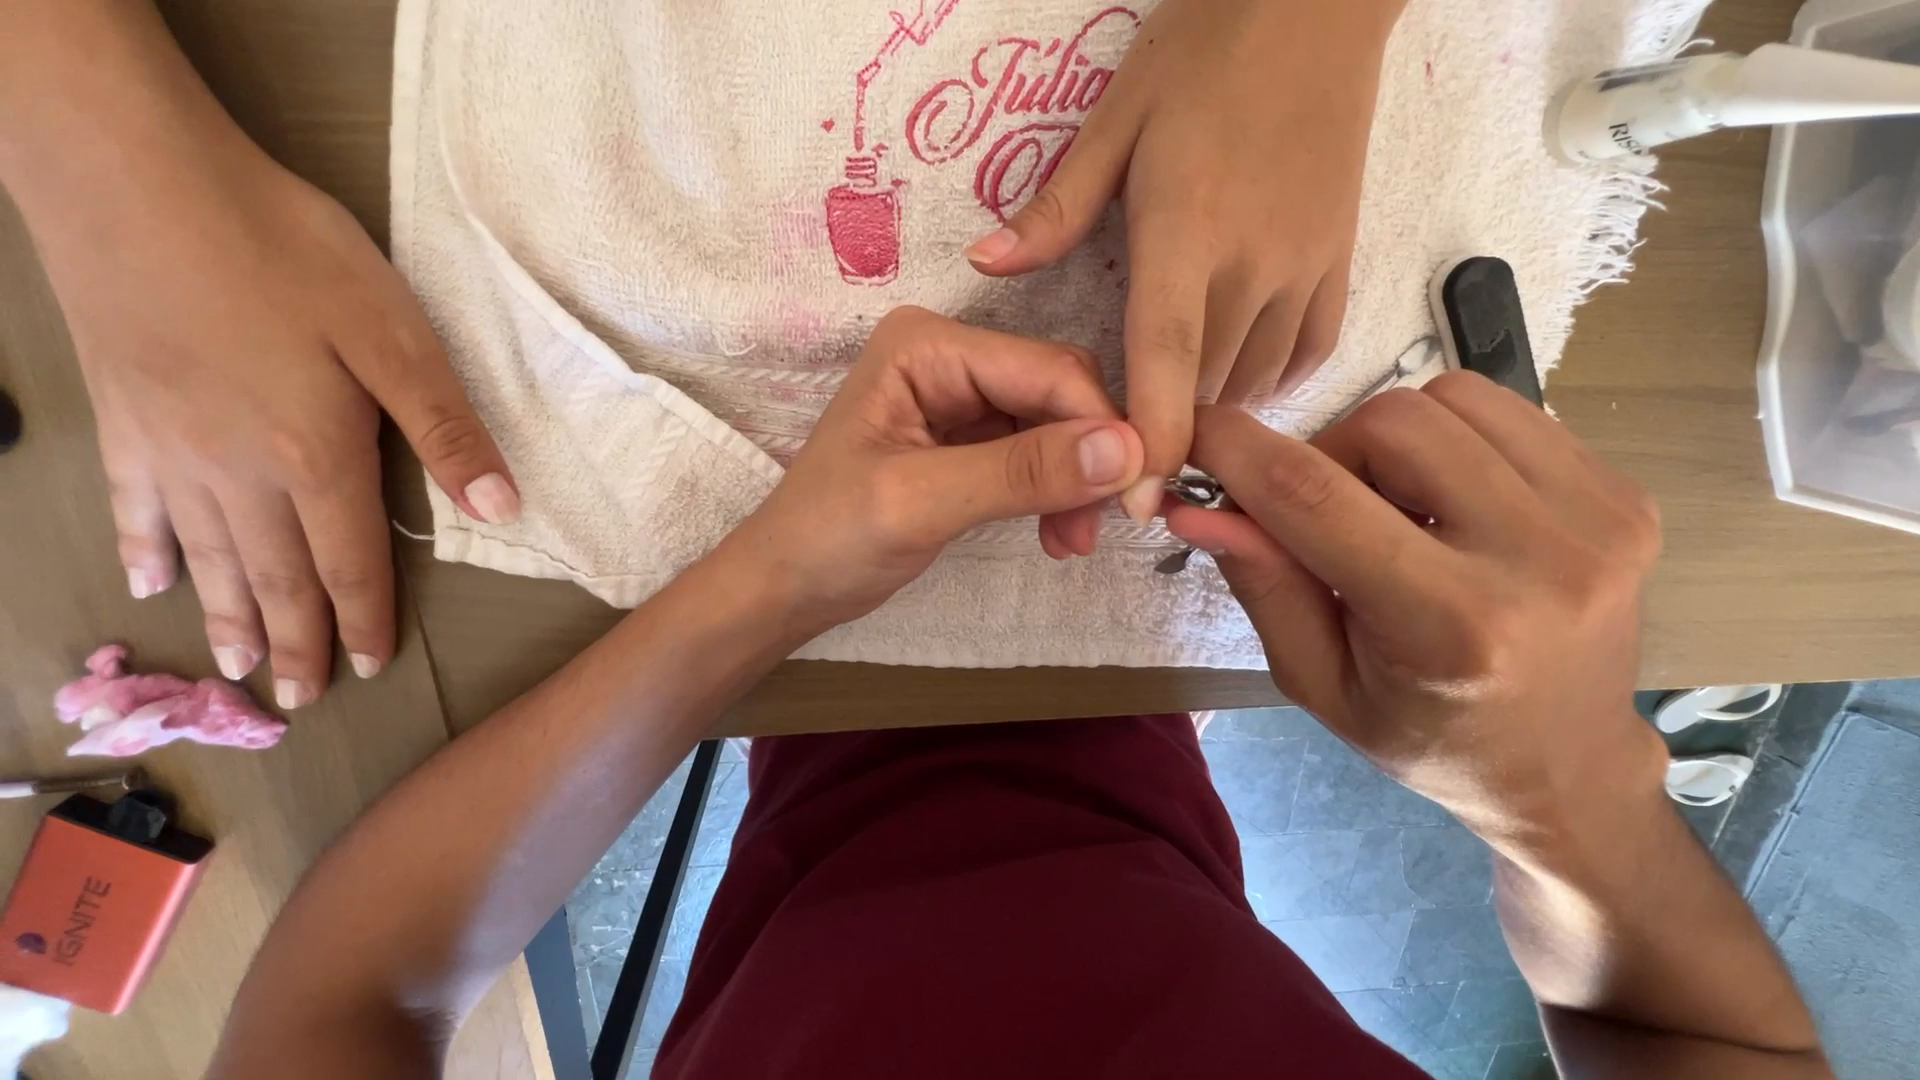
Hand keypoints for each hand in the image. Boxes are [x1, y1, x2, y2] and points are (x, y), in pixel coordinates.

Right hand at [45, 149, 516, 709]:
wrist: (138, 179)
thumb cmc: (290, 258)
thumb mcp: (398, 342)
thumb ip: (447, 431)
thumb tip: (502, 508)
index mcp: (317, 458)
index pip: (350, 564)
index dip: (362, 619)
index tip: (367, 668)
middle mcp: (239, 473)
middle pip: (278, 578)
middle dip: (294, 641)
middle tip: (298, 700)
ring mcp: (170, 449)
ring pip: (212, 559)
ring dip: (228, 619)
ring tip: (234, 670)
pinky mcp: (124, 417)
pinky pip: (136, 507)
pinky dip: (152, 552)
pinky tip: (152, 585)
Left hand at [714, 307, 1143, 637]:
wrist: (787, 587)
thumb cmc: (830, 538)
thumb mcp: (921, 502)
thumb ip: (1020, 473)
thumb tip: (1127, 451)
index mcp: (928, 347)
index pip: (1047, 371)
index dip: (1103, 427)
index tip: (1141, 495)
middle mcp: (950, 357)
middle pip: (1058, 393)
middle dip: (1090, 458)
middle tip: (1105, 527)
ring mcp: (960, 398)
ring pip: (1055, 427)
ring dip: (1076, 483)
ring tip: (1073, 543)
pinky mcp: (968, 440)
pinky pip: (1036, 454)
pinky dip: (1054, 493)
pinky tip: (1056, 534)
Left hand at [965, 0, 1405, 522]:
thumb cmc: (1201, 56)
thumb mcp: (1112, 122)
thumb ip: (1053, 211)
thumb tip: (985, 265)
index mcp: (1182, 237)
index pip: (1163, 363)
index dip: (1150, 442)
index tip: (1133, 505)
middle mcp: (1249, 266)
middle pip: (1205, 389)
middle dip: (1167, 437)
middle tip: (1126, 467)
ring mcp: (1305, 268)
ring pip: (1253, 381)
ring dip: (1210, 410)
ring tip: (1174, 422)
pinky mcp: (1342, 261)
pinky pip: (1305, 353)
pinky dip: (1266, 380)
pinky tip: (1234, 379)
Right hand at [1165, 373, 1668, 851]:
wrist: (1563, 765)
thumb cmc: (1420, 736)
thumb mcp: (1314, 680)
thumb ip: (1262, 584)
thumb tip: (1194, 508)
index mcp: (1449, 626)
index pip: (1317, 501)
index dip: (1240, 451)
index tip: (1194, 429)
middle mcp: (1540, 558)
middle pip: (1390, 424)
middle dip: (1327, 454)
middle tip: (1321, 513)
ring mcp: (1599, 518)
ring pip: (1447, 399)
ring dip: (1387, 441)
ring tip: (1389, 508)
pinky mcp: (1624, 494)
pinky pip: (1501, 409)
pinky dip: (1446, 438)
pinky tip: (1445, 499)